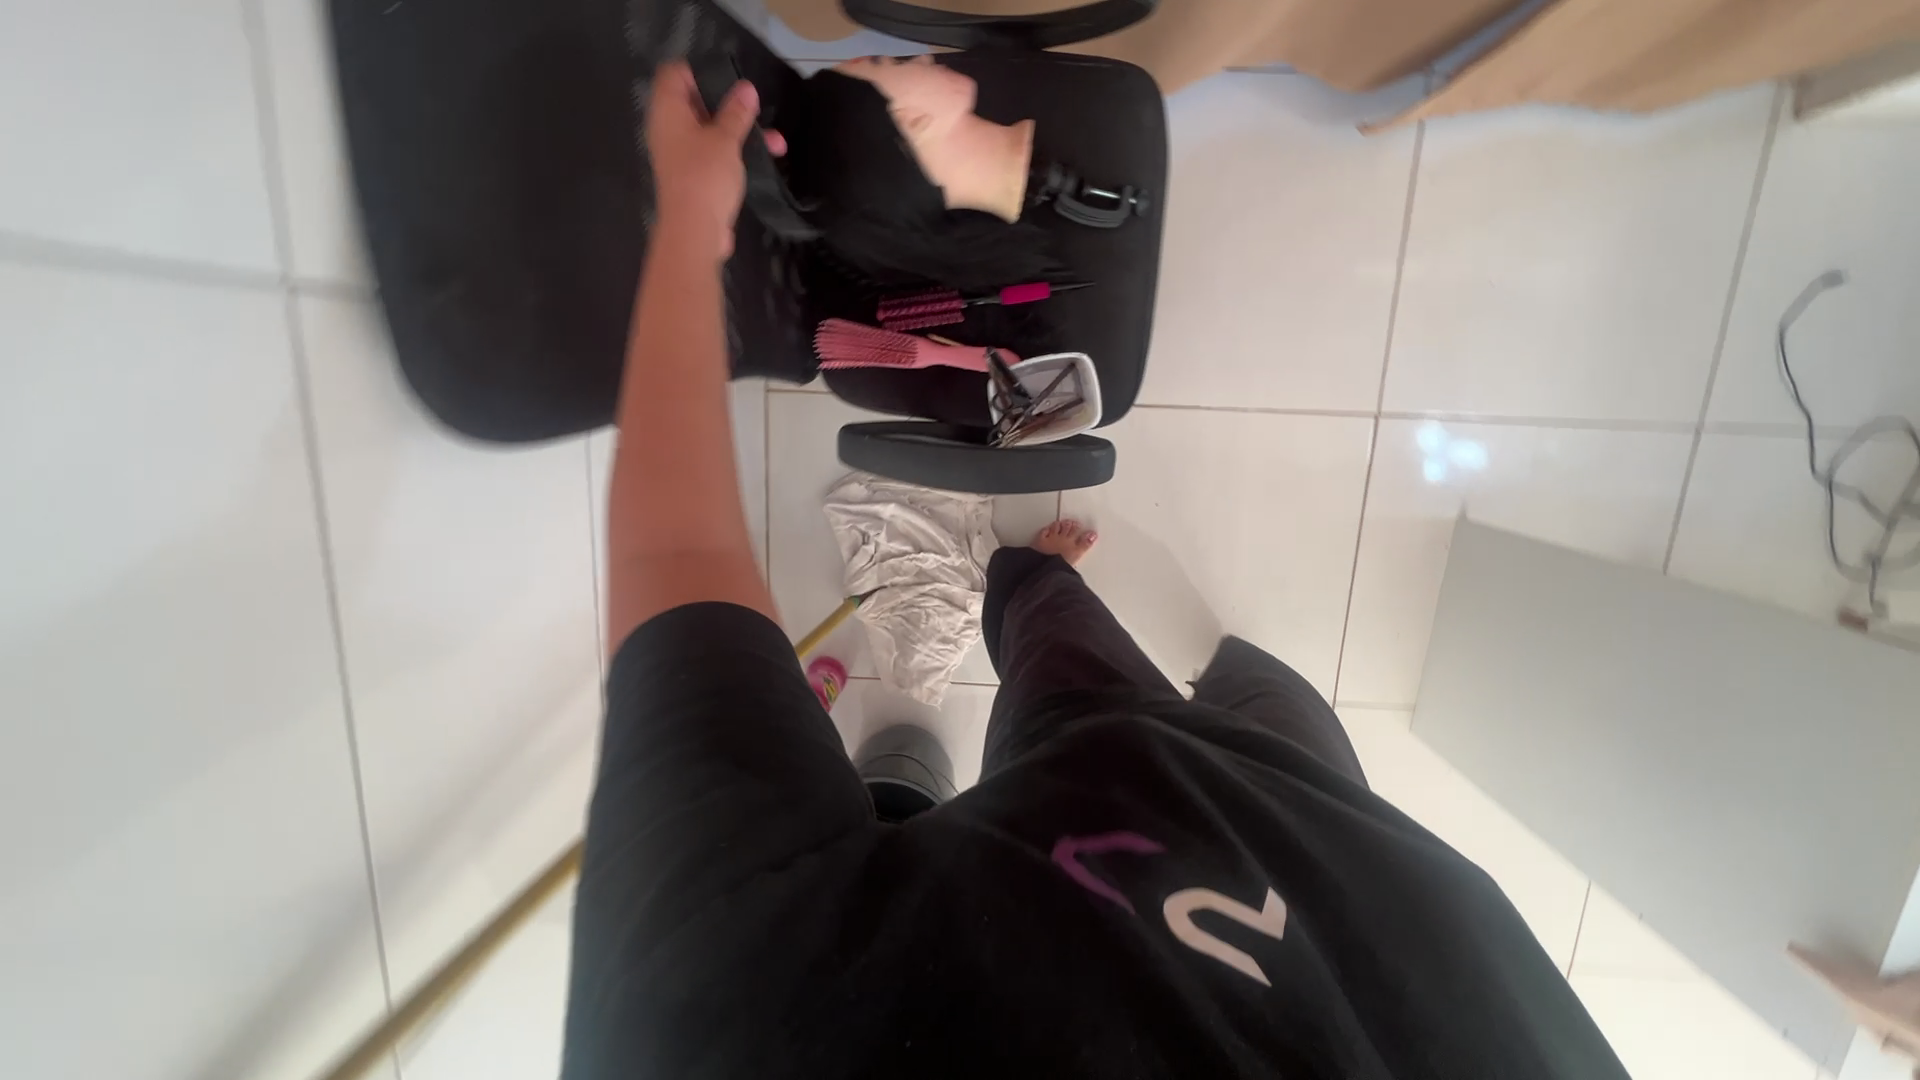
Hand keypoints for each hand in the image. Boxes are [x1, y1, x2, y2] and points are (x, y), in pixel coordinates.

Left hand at [645, 61, 784, 259]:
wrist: (695, 231)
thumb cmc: (705, 176)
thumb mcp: (726, 140)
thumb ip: (736, 113)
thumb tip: (747, 88)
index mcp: (669, 111)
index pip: (675, 74)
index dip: (701, 70)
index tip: (731, 78)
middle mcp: (670, 129)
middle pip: (698, 104)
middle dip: (731, 106)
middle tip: (757, 110)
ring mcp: (682, 155)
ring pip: (713, 133)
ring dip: (743, 135)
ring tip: (777, 142)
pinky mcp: (696, 178)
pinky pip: (716, 156)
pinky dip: (737, 155)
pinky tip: (764, 160)